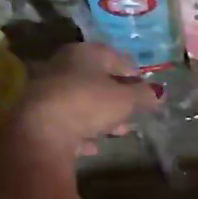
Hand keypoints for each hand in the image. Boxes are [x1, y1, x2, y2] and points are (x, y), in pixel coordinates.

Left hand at [10, 42, 160, 158]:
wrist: (41, 132)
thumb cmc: (88, 103)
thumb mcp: (126, 100)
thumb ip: (145, 95)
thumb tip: (159, 93)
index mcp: (84, 53)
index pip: (115, 57)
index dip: (133, 74)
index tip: (146, 91)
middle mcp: (63, 65)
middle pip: (96, 80)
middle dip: (117, 97)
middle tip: (133, 112)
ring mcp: (48, 91)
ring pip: (82, 101)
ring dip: (101, 116)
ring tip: (118, 131)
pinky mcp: (38, 116)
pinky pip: (67, 121)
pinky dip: (81, 131)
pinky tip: (92, 145)